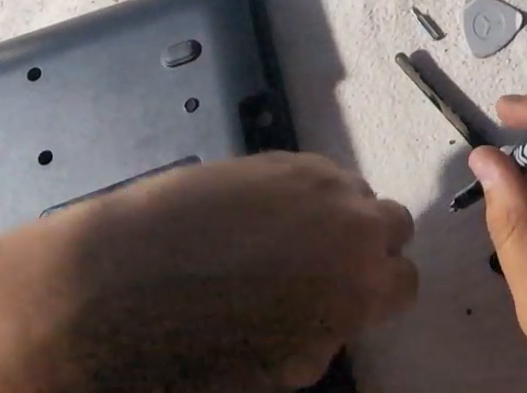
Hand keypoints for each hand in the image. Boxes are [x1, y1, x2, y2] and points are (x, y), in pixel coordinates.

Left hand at [52, 152, 418, 388]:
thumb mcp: (276, 370)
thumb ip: (325, 338)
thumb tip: (333, 319)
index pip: (407, 282)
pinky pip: (320, 175)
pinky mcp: (286, 157)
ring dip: (340, 215)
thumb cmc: (195, 347)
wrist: (119, 282)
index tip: (358, 304)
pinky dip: (306, 195)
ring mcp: (323, 182)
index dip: (384, 296)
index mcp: (360, 286)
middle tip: (328, 269)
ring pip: (359, 193)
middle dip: (372, 247)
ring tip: (289, 239)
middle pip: (395, 225)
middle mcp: (356, 223)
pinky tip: (260, 217)